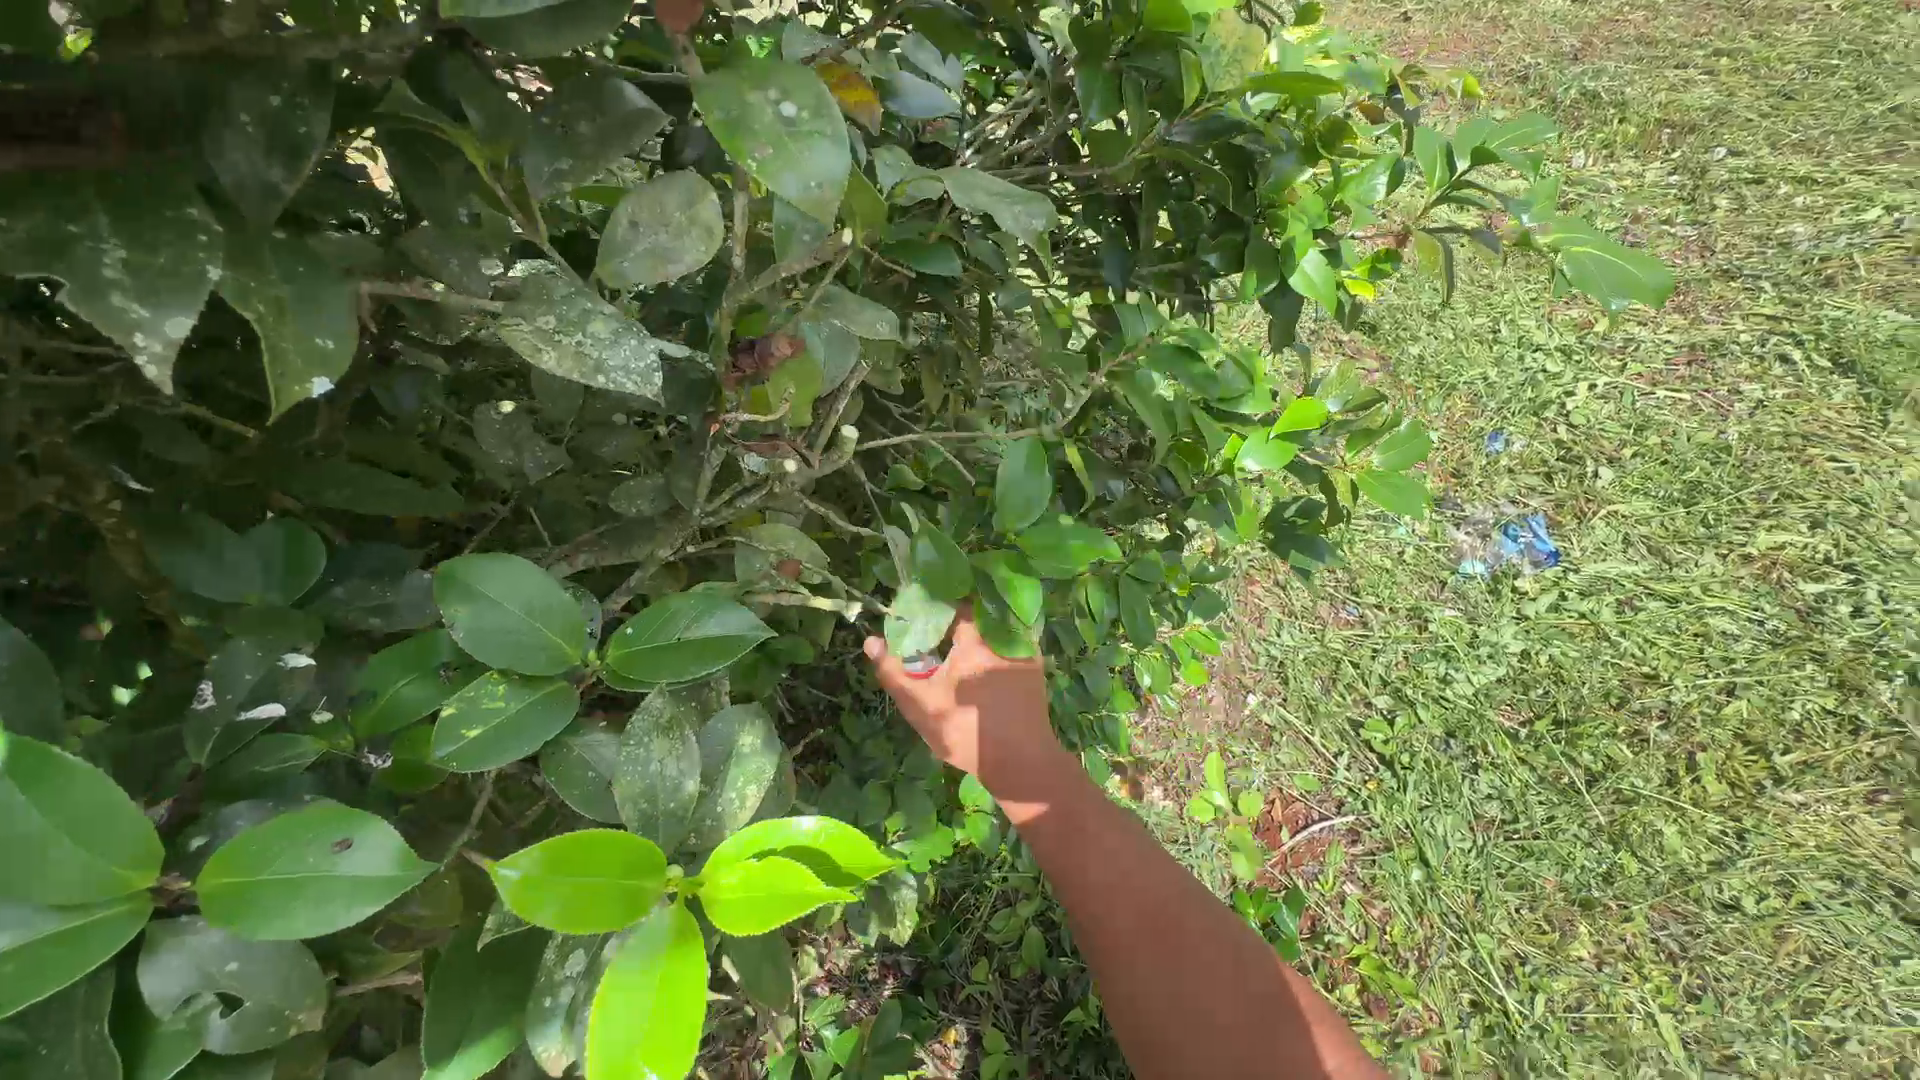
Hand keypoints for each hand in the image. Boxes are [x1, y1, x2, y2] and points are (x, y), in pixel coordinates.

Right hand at [862, 608, 1068, 797]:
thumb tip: (870, 641)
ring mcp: (1024, 652)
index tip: (925, 620)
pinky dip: (997, 648)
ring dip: (979, 633)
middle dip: (959, 621)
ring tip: (960, 648)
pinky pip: (1012, 644)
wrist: (1019, 763)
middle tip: (940, 635)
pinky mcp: (1035, 668)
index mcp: (974, 642)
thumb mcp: (921, 706)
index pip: (956, 607)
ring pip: (996, 629)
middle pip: (978, 616)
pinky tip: (985, 666)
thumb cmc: (965, 733)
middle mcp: (1002, 639)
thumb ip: (893, 671)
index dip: (938, 611)